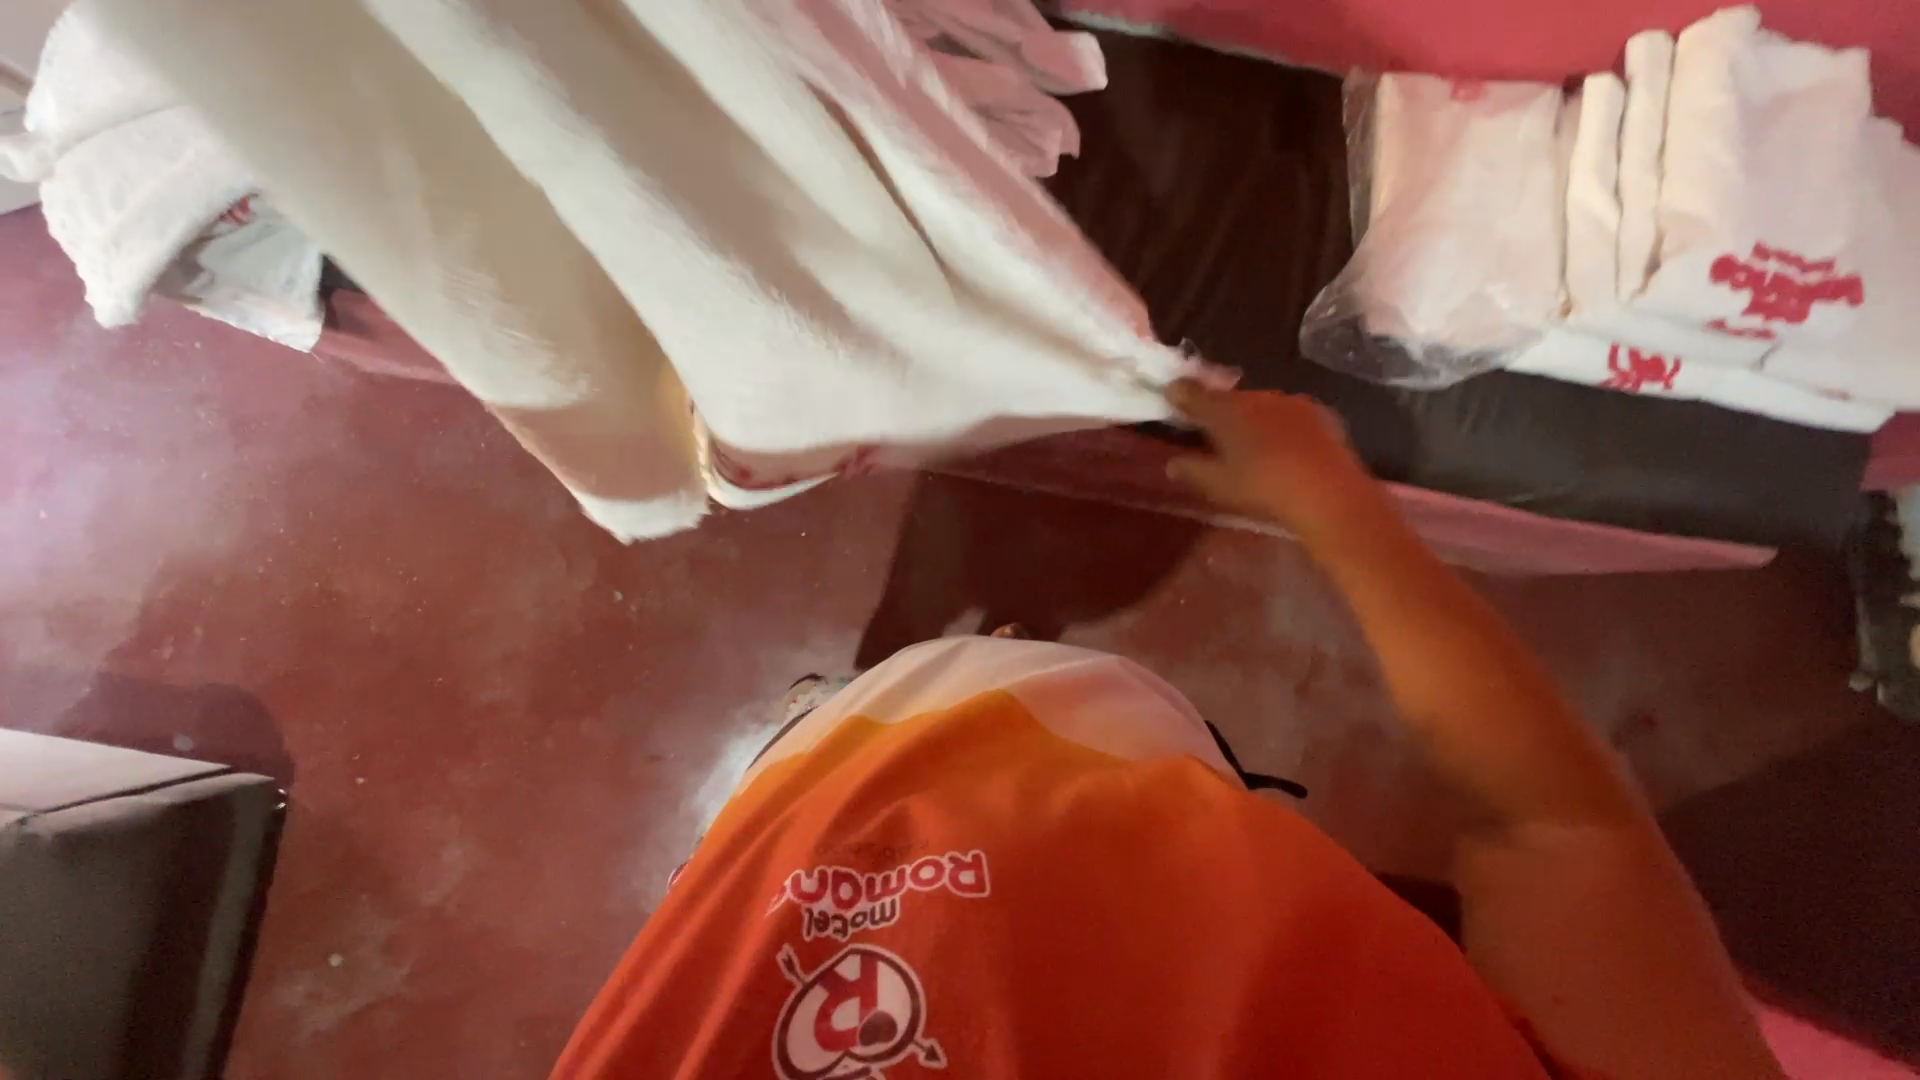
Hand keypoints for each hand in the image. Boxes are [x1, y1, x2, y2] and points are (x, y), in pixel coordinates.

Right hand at [1164, 380, 1377, 533]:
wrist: (1328, 492)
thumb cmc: (1262, 488)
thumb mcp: (1217, 486)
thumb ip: (1191, 470)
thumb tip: (1172, 463)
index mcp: (1225, 412)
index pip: (1194, 395)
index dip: (1179, 393)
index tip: (1170, 393)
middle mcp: (1255, 398)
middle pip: (1229, 399)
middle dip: (1217, 409)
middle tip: (1209, 426)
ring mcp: (1290, 402)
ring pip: (1259, 404)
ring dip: (1249, 417)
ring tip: (1246, 439)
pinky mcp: (1318, 414)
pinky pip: (1286, 414)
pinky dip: (1277, 425)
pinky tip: (1281, 445)